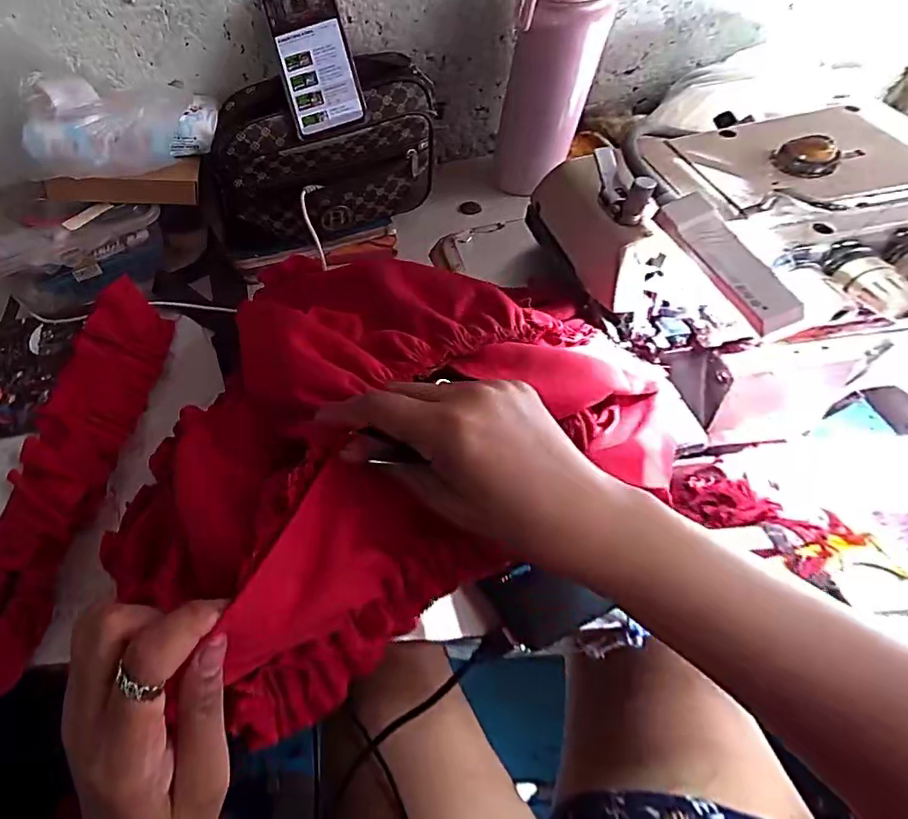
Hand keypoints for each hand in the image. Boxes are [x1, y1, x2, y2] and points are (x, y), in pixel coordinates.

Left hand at [63, 600, 230, 818]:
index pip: (143, 660)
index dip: (186, 622)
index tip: (223, 612)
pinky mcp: (71, 697)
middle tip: (191, 637)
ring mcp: (70, 706)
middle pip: (104, 627)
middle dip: (156, 615)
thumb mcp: (207, 782)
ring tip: (172, 641)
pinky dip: (127, 625)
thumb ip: (207, 709)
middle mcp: (84, 720)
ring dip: (138, 616)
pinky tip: (154, 647)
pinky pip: (91, 638)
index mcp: (121, 751)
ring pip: (93, 623)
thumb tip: (214, 637)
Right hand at [320, 379, 637, 575]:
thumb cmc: (514, 522)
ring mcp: (494, 386)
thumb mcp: (446, 501)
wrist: (585, 514)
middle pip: (402, 390)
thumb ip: (395, 466)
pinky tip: (452, 433)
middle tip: (362, 438)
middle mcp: (469, 395)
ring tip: (411, 441)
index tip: (322, 419)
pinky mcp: (513, 386)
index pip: (380, 406)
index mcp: (450, 428)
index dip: (345, 411)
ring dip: (411, 408)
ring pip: (432, 388)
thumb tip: (353, 449)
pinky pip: (463, 390)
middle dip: (376, 410)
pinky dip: (445, 406)